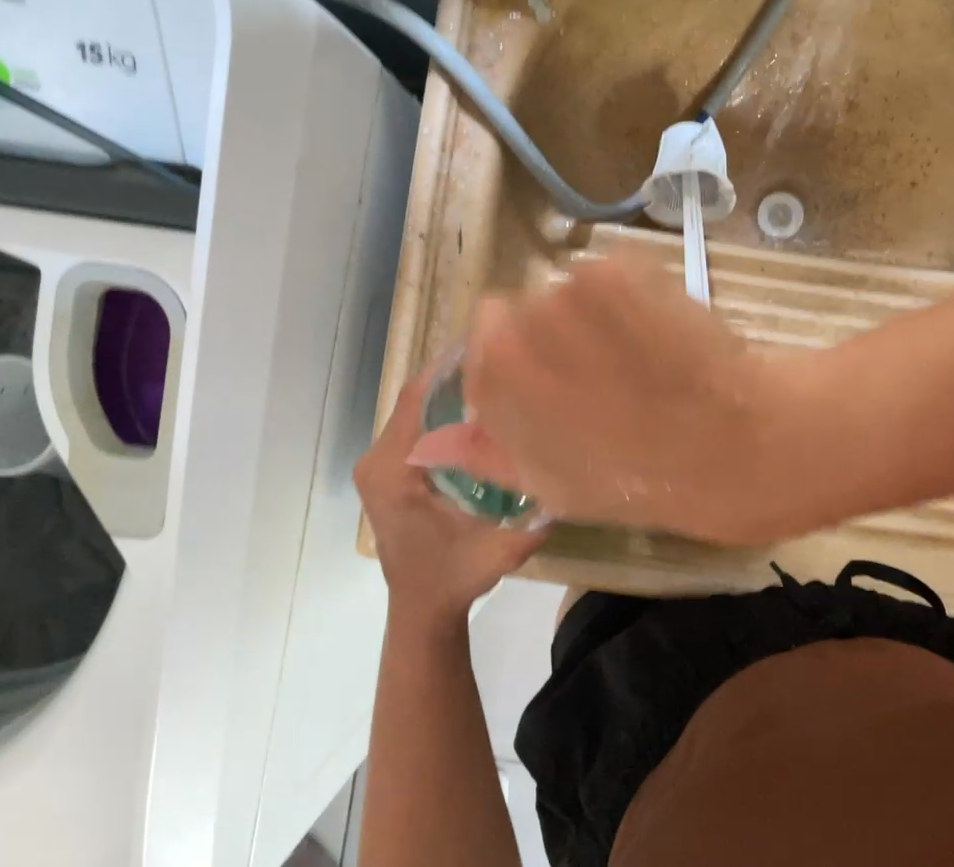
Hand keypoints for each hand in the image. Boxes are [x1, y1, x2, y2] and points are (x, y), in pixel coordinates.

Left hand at [358, 368, 548, 629]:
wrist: (421, 611)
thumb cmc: (454, 579)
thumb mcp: (501, 550)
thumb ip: (537, 517)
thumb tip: (575, 475)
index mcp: (394, 472)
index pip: (416, 400)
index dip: (448, 367)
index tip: (486, 343)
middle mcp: (377, 462)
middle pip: (414, 400)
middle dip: (455, 376)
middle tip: (502, 358)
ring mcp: (378, 467)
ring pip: (413, 412)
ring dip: (449, 393)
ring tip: (495, 376)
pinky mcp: (387, 473)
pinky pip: (413, 430)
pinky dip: (441, 415)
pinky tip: (477, 411)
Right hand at [405, 253, 814, 543]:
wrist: (728, 447)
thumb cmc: (638, 480)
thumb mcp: (551, 485)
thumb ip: (485, 454)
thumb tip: (427, 443)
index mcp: (496, 376)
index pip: (488, 339)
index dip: (526, 358)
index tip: (560, 378)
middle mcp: (520, 323)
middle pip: (530, 307)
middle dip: (560, 332)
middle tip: (606, 371)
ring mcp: (574, 289)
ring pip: (573, 288)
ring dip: (599, 313)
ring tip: (641, 357)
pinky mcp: (622, 268)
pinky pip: (615, 272)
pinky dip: (635, 294)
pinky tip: (662, 334)